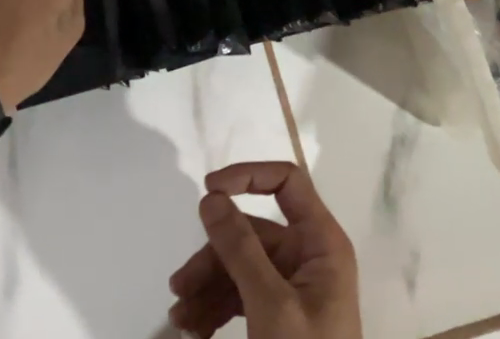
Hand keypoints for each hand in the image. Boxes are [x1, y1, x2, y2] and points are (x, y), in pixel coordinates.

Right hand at [168, 163, 360, 338]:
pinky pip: (240, 294)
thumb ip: (240, 247)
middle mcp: (308, 256)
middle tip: (179, 285)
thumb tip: (211, 196)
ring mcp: (293, 286)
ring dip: (206, 287)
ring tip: (181, 318)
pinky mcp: (279, 313)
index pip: (286, 183)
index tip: (208, 191)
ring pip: (239, 265)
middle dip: (212, 256)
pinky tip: (192, 327)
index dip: (247, 176)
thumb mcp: (270, 304)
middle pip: (250, 231)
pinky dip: (215, 307)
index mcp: (320, 243)